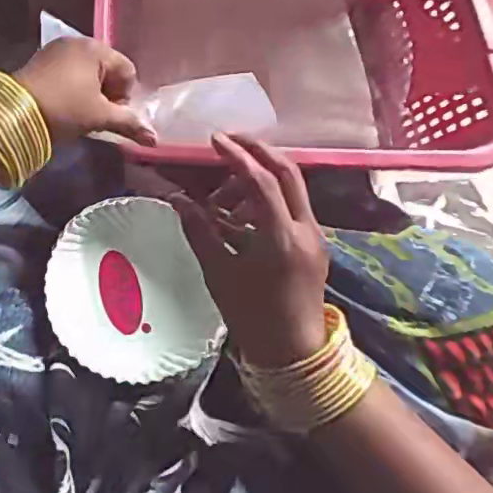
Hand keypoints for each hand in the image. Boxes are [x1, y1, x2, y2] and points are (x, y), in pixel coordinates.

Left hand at [12, 38, 156, 145]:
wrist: (13, 113)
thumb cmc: (63, 109)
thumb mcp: (99, 117)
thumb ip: (129, 123)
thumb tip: (154, 139)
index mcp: (95, 48)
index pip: (126, 71)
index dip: (124, 96)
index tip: (110, 115)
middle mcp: (76, 42)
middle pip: (106, 69)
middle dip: (106, 93)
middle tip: (96, 115)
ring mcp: (55, 50)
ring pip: (86, 72)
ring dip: (89, 92)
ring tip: (79, 112)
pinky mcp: (39, 61)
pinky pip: (67, 72)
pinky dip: (71, 88)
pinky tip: (63, 105)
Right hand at [172, 133, 328, 367]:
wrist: (293, 352)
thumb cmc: (252, 314)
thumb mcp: (218, 271)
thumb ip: (199, 230)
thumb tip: (177, 199)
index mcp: (281, 236)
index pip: (260, 181)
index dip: (236, 156)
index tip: (214, 140)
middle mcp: (305, 228)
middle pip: (287, 172)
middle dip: (257, 150)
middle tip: (227, 142)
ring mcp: (315, 235)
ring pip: (290, 188)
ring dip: (256, 181)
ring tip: (220, 202)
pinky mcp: (314, 244)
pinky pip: (290, 207)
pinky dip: (266, 199)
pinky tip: (238, 215)